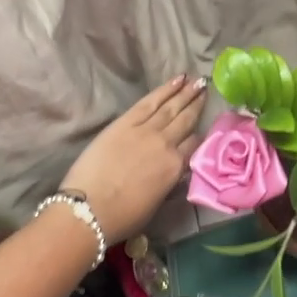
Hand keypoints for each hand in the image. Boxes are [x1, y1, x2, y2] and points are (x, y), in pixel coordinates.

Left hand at [61, 76, 205, 240]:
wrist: (89, 209)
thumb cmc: (122, 216)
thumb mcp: (156, 202)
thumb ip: (169, 180)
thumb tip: (174, 168)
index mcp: (175, 167)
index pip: (194, 145)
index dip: (199, 134)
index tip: (204, 124)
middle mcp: (166, 144)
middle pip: (186, 120)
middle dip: (197, 104)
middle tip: (206, 89)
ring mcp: (147, 130)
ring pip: (172, 107)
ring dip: (186, 93)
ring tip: (197, 81)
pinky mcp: (127, 122)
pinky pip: (151, 101)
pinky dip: (166, 89)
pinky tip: (178, 80)